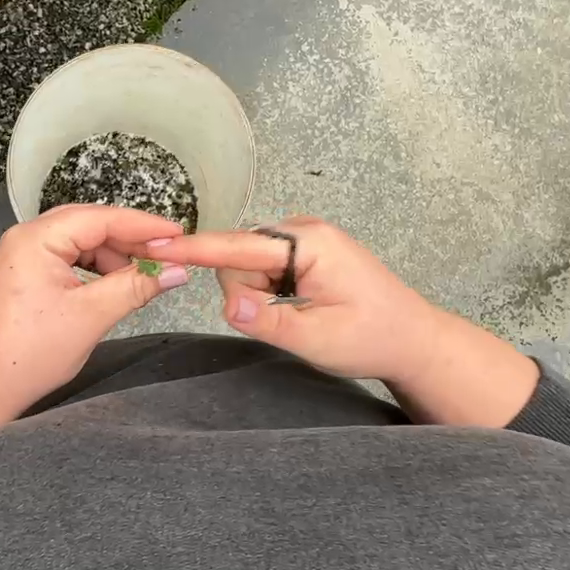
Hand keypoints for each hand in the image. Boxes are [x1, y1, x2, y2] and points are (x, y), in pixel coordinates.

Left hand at [0, 205, 188, 489]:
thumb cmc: (32, 353)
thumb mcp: (92, 316)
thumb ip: (136, 287)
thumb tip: (178, 270)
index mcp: (35, 239)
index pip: (100, 218)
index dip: (143, 225)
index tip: (179, 233)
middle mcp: (26, 237)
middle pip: (90, 224)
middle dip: (130, 239)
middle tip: (168, 254)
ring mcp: (24, 254)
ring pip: (82, 241)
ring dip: (114, 256)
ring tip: (145, 276)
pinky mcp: (27, 272)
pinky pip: (70, 257)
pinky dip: (96, 268)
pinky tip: (117, 283)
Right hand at [143, 217, 538, 424]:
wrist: (414, 339)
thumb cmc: (372, 339)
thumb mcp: (317, 340)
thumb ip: (268, 322)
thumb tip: (229, 305)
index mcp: (308, 244)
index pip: (236, 246)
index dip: (194, 249)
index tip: (155, 245)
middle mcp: (301, 230)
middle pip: (236, 257)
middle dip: (246, 293)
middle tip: (285, 322)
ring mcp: (300, 237)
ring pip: (244, 264)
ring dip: (258, 295)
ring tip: (298, 316)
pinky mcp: (300, 249)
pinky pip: (259, 267)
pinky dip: (266, 291)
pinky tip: (296, 306)